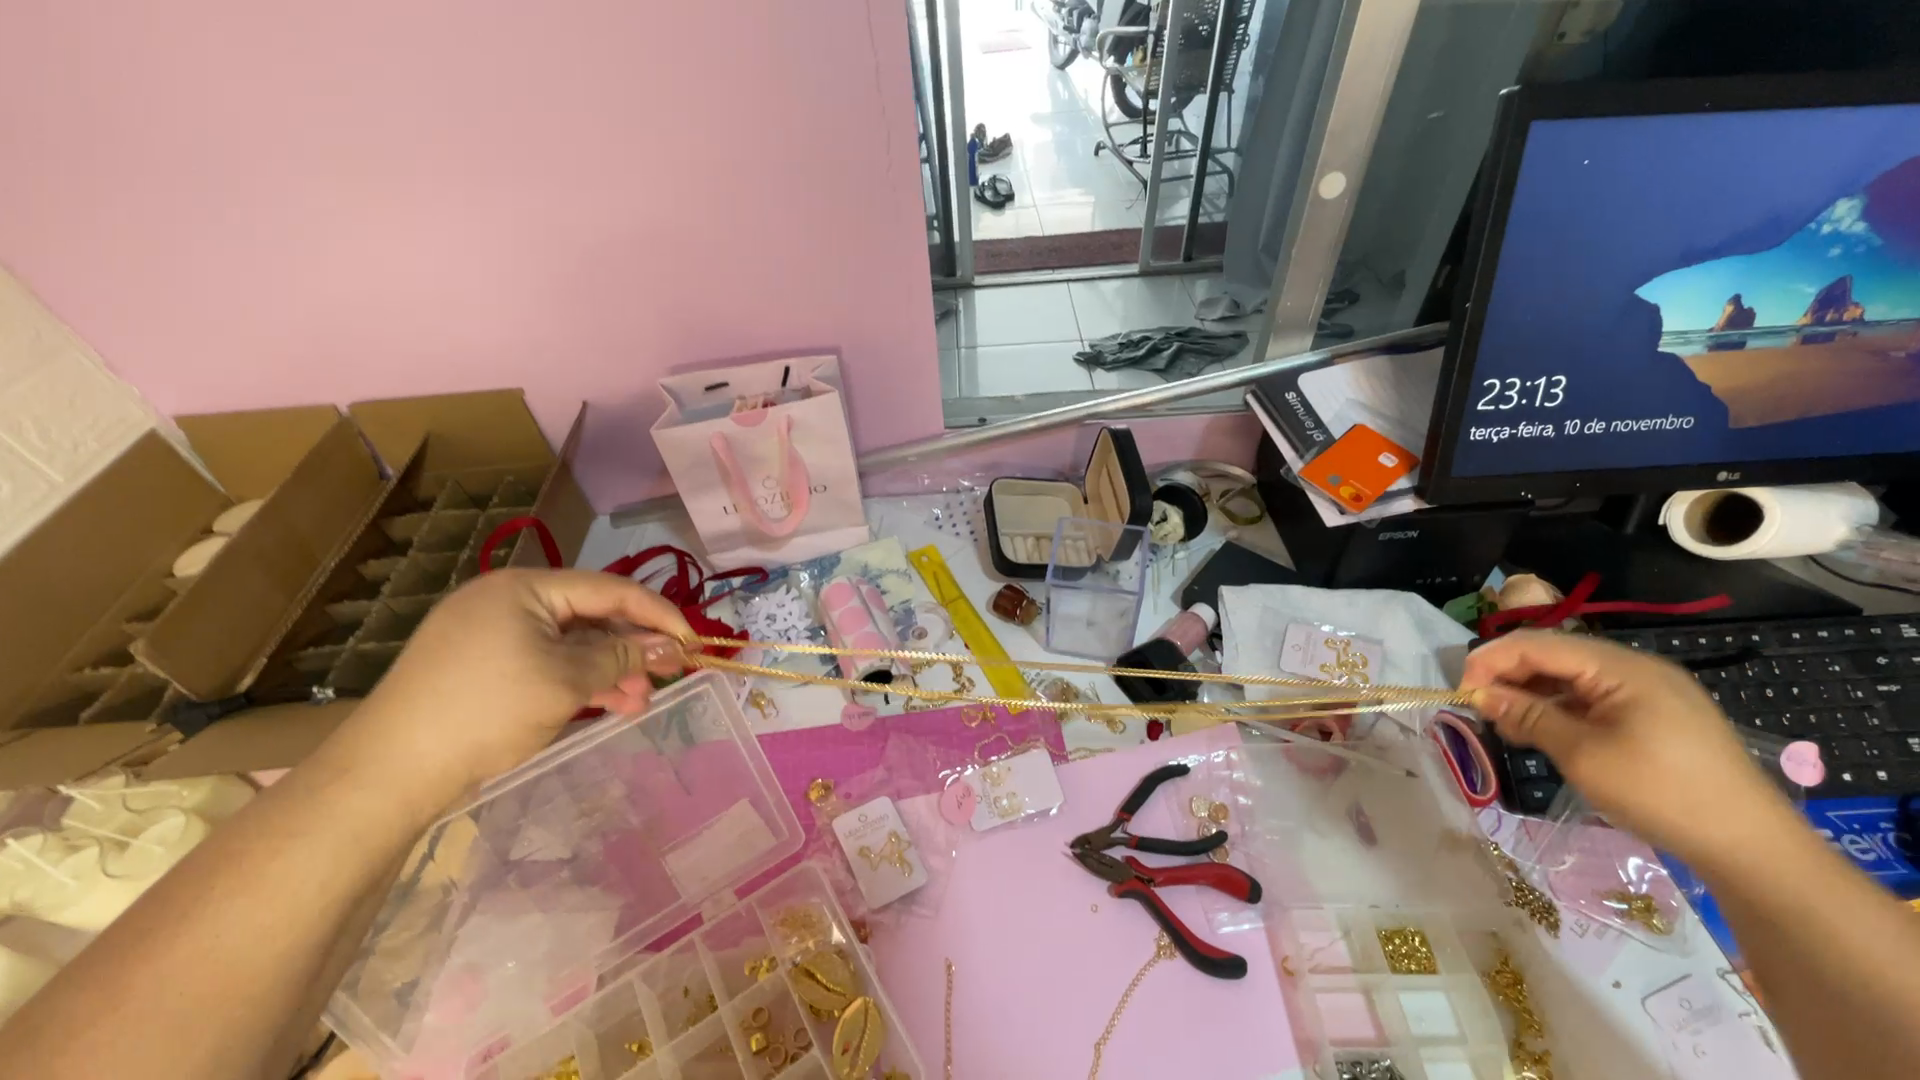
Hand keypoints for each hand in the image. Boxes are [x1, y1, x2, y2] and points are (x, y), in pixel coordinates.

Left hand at [323, 569, 691, 808]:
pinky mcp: (481, 665)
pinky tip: (606, 704)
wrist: (392, 770)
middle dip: (631, 647)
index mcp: (524, 588)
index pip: (609, 589)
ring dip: (607, 668)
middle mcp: (507, 600)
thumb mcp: (566, 682)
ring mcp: (490, 633)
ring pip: (568, 642)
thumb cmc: (486, 712)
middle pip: (589, 615)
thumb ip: (622, 658)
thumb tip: (670, 646)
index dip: (657, 614)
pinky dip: (576, 680)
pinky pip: (543, 661)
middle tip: (668, 676)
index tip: (692, 641)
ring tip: (638, 702)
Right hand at [1460, 630, 1798, 866]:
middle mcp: (1636, 668)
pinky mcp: (1657, 715)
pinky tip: (1546, 733)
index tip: (1461, 692)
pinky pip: (1594, 697)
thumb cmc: (1661, 792)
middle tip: (1482, 713)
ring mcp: (1650, 691)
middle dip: (1510, 677)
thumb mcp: (1583, 755)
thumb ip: (1529, 717)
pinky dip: (1561, 708)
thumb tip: (1481, 695)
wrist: (1748, 843)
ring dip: (1533, 695)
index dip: (1491, 661)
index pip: (1538, 644)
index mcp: (1622, 667)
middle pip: (1555, 656)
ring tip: (1508, 728)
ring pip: (1572, 677)